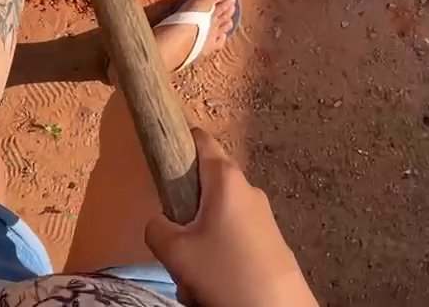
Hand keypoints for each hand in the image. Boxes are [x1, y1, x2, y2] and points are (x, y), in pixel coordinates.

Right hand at [145, 129, 316, 306]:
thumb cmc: (227, 272)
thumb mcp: (177, 253)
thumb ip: (156, 229)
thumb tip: (159, 223)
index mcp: (225, 178)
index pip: (199, 139)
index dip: (177, 143)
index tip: (161, 164)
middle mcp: (246, 188)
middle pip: (204, 188)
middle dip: (185, 216)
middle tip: (177, 243)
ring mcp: (262, 216)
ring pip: (217, 220)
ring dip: (201, 244)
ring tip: (196, 279)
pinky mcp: (271, 242)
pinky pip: (234, 239)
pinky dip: (220, 258)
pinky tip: (216, 288)